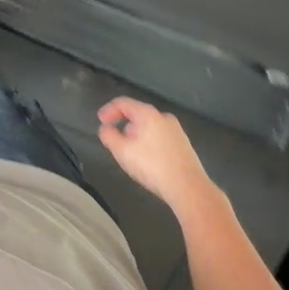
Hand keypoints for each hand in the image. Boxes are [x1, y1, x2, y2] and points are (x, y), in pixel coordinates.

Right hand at [97, 97, 214, 214]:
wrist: (188, 187)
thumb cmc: (152, 166)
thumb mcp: (122, 151)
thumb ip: (109, 136)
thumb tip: (105, 128)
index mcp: (148, 114)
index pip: (123, 103)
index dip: (108, 110)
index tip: (100, 122)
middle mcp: (164, 117)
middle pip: (137, 114)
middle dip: (123, 126)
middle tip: (115, 142)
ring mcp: (176, 130)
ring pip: (149, 127)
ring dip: (136, 136)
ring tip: (131, 155)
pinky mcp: (183, 144)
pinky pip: (160, 137)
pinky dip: (149, 143)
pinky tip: (148, 161)